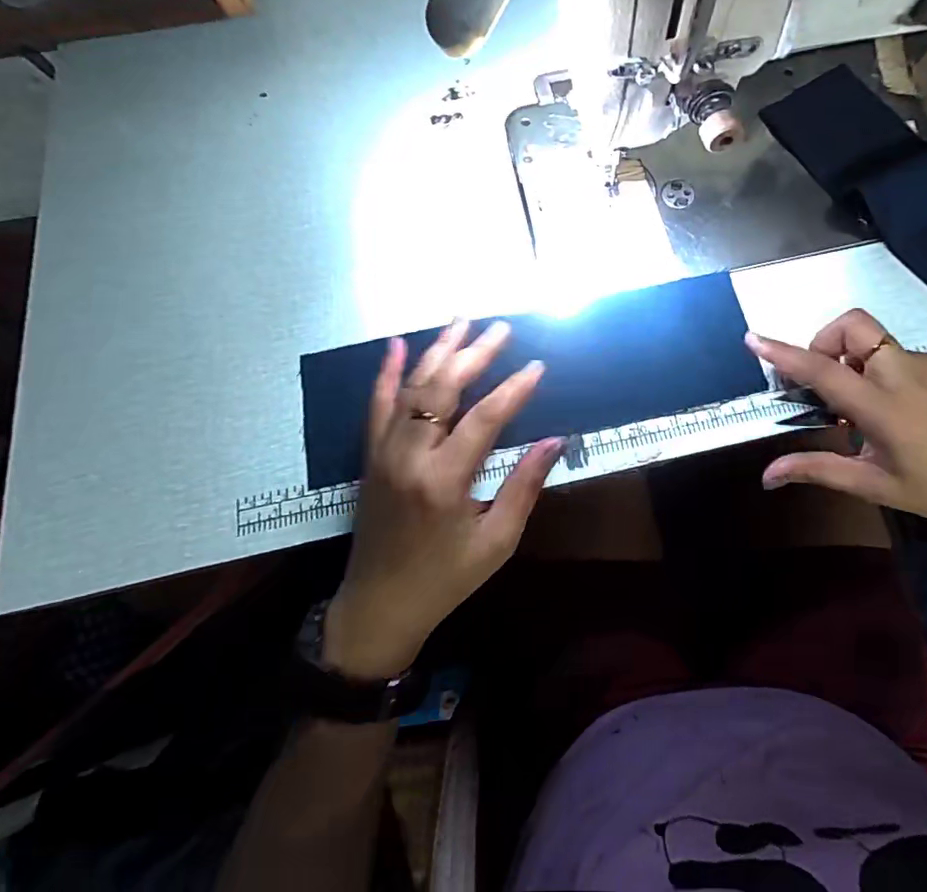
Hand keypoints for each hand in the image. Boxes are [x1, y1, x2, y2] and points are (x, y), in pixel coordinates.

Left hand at [325, 320, 564, 678]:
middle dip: (474, 355)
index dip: (513, 390)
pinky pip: (377, 406)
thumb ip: (524, 487)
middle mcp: (408, 457)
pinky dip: (388, 373)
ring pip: (409, 390)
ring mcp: (383, 454)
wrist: (377, 606)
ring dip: (436, 352)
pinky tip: (397, 347)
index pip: (483, 419)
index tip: (538, 366)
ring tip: (461, 321)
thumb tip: (555, 440)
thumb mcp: (497, 541)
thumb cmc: (445, 578)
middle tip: (502, 328)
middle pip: (441, 391)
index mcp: (443, 481)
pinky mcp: (371, 457)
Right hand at [747, 310, 926, 569]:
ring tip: (879, 416)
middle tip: (830, 386)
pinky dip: (896, 377)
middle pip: (853, 327)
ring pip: (881, 346)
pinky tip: (917, 415)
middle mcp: (907, 373)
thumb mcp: (877, 486)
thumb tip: (767, 475)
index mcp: (884, 408)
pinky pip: (910, 358)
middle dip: (828, 343)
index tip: (755, 338)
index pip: (822, 370)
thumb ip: (819, 470)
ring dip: (863, 368)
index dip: (784, 353)